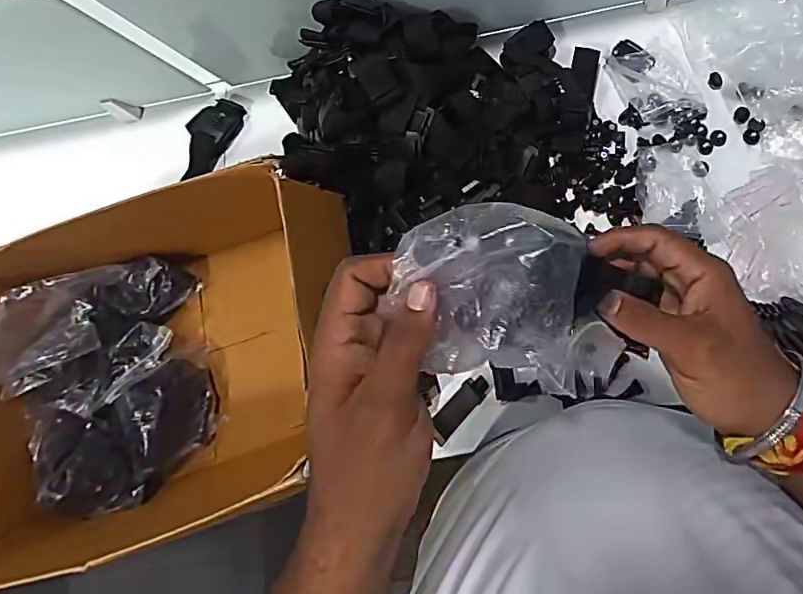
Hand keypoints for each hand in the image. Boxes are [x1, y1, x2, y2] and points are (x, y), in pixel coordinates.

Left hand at [278, 255, 436, 593]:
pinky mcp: (394, 386)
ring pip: (402, 321)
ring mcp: (374, 368)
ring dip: (431, 317)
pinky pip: (414, 348)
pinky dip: (436, 343)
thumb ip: (405, 341)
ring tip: (466, 316)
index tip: (427, 276)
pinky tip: (461, 348)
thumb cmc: (365, 477)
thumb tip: (423, 286)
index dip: (386, 267)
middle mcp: (353, 349)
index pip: (352, 279)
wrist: (363, 535)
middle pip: (381, 295)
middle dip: (418, 290)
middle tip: (458, 293)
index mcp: (336, 346)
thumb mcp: (387, 402)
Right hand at [591, 225, 797, 437]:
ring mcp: (687, 301)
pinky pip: (647, 302)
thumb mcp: (689, 346)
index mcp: (703, 273)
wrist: (767, 416)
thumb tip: (604, 300)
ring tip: (588, 283)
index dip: (624, 238)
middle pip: (650, 255)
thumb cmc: (736, 375)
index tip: (593, 248)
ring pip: (646, 278)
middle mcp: (694, 280)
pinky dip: (627, 302)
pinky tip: (606, 308)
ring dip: (620, 278)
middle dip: (618, 255)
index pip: (657, 240)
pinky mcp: (679, 323)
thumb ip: (643, 320)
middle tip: (583, 265)